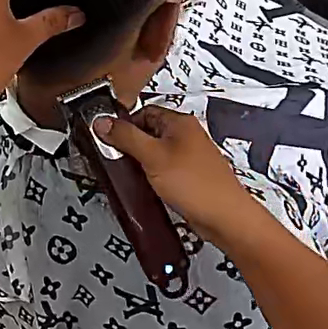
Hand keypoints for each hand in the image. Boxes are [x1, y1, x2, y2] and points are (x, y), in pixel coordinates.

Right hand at [93, 106, 269, 242]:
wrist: (224, 217)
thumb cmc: (199, 185)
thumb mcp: (152, 156)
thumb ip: (126, 137)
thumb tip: (103, 123)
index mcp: (180, 122)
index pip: (143, 111)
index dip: (124, 124)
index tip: (107, 136)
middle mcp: (187, 136)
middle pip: (147, 133)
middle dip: (131, 146)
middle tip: (119, 159)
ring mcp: (189, 157)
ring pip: (154, 154)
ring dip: (141, 164)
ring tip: (135, 176)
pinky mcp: (188, 177)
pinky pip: (163, 171)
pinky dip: (152, 178)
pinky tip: (148, 188)